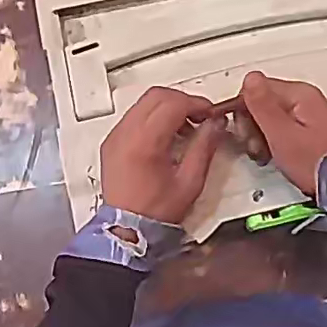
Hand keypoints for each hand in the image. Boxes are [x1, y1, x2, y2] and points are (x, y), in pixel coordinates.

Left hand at [100, 87, 223, 223]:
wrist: (126, 230)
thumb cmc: (154, 213)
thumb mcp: (190, 182)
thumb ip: (204, 147)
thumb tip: (214, 125)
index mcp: (144, 143)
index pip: (172, 103)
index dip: (196, 103)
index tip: (210, 112)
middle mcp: (125, 135)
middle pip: (156, 96)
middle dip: (182, 100)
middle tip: (200, 116)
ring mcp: (115, 138)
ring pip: (143, 103)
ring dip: (167, 108)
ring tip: (185, 128)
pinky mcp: (111, 143)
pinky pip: (133, 117)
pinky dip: (152, 118)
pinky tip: (166, 136)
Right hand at [239, 71, 326, 193]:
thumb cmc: (313, 162)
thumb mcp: (280, 133)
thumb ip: (263, 104)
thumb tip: (251, 77)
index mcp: (299, 93)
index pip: (255, 88)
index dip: (244, 110)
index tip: (246, 132)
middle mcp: (303, 98)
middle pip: (260, 100)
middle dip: (251, 124)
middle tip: (255, 145)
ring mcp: (304, 113)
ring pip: (266, 115)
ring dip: (258, 134)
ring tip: (264, 153)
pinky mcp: (304, 127)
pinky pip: (276, 125)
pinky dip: (269, 139)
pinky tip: (271, 153)